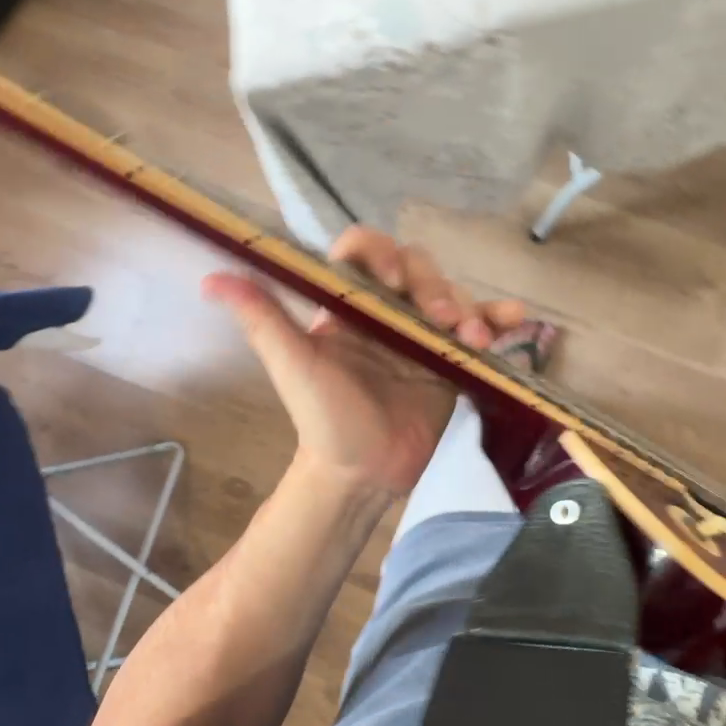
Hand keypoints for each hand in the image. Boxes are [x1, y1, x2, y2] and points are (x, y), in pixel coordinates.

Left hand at [204, 226, 526, 495]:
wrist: (362, 474)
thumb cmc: (323, 420)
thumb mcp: (292, 367)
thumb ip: (262, 321)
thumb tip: (210, 280)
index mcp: (348, 306)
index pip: (362, 254)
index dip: (379, 251)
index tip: (391, 276)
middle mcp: (386, 313)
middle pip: (416, 269)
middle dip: (432, 284)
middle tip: (438, 317)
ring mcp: (421, 336)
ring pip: (450, 296)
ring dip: (466, 305)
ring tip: (471, 335)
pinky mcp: (448, 361)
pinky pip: (476, 331)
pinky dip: (496, 322)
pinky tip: (515, 321)